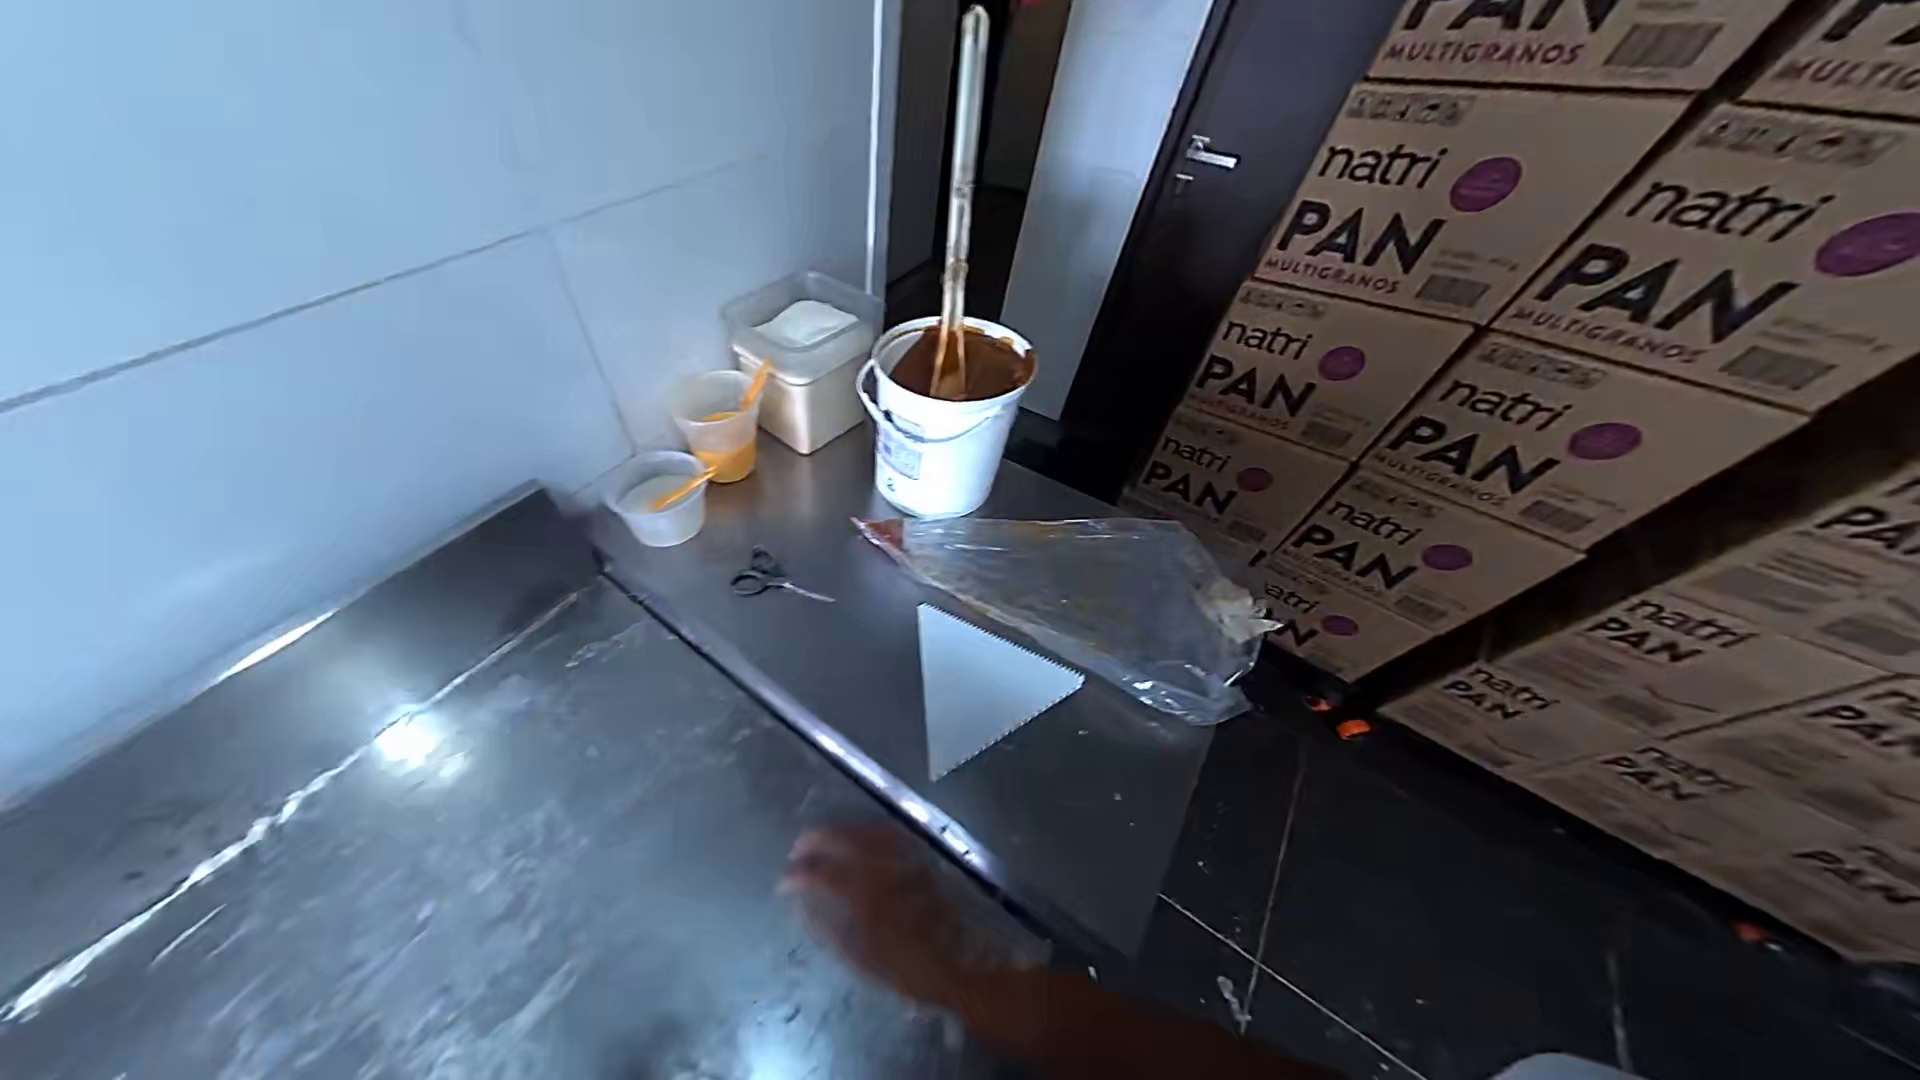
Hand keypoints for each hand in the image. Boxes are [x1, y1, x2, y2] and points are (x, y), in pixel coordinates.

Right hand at [780, 826, 975, 1008]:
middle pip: (845, 840)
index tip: (784, 879)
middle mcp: (885, 868)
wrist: (952, 962)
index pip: (823, 874)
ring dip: (841, 829)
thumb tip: (800, 903)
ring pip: (867, 830)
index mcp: (865, 897)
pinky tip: (859, 834)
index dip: (799, 874)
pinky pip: (889, 832)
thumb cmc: (902, 966)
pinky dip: (867, 828)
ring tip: (823, 835)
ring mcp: (904, 857)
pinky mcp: (920, 855)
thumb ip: (825, 926)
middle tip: (799, 846)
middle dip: (817, 839)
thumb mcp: (856, 955)